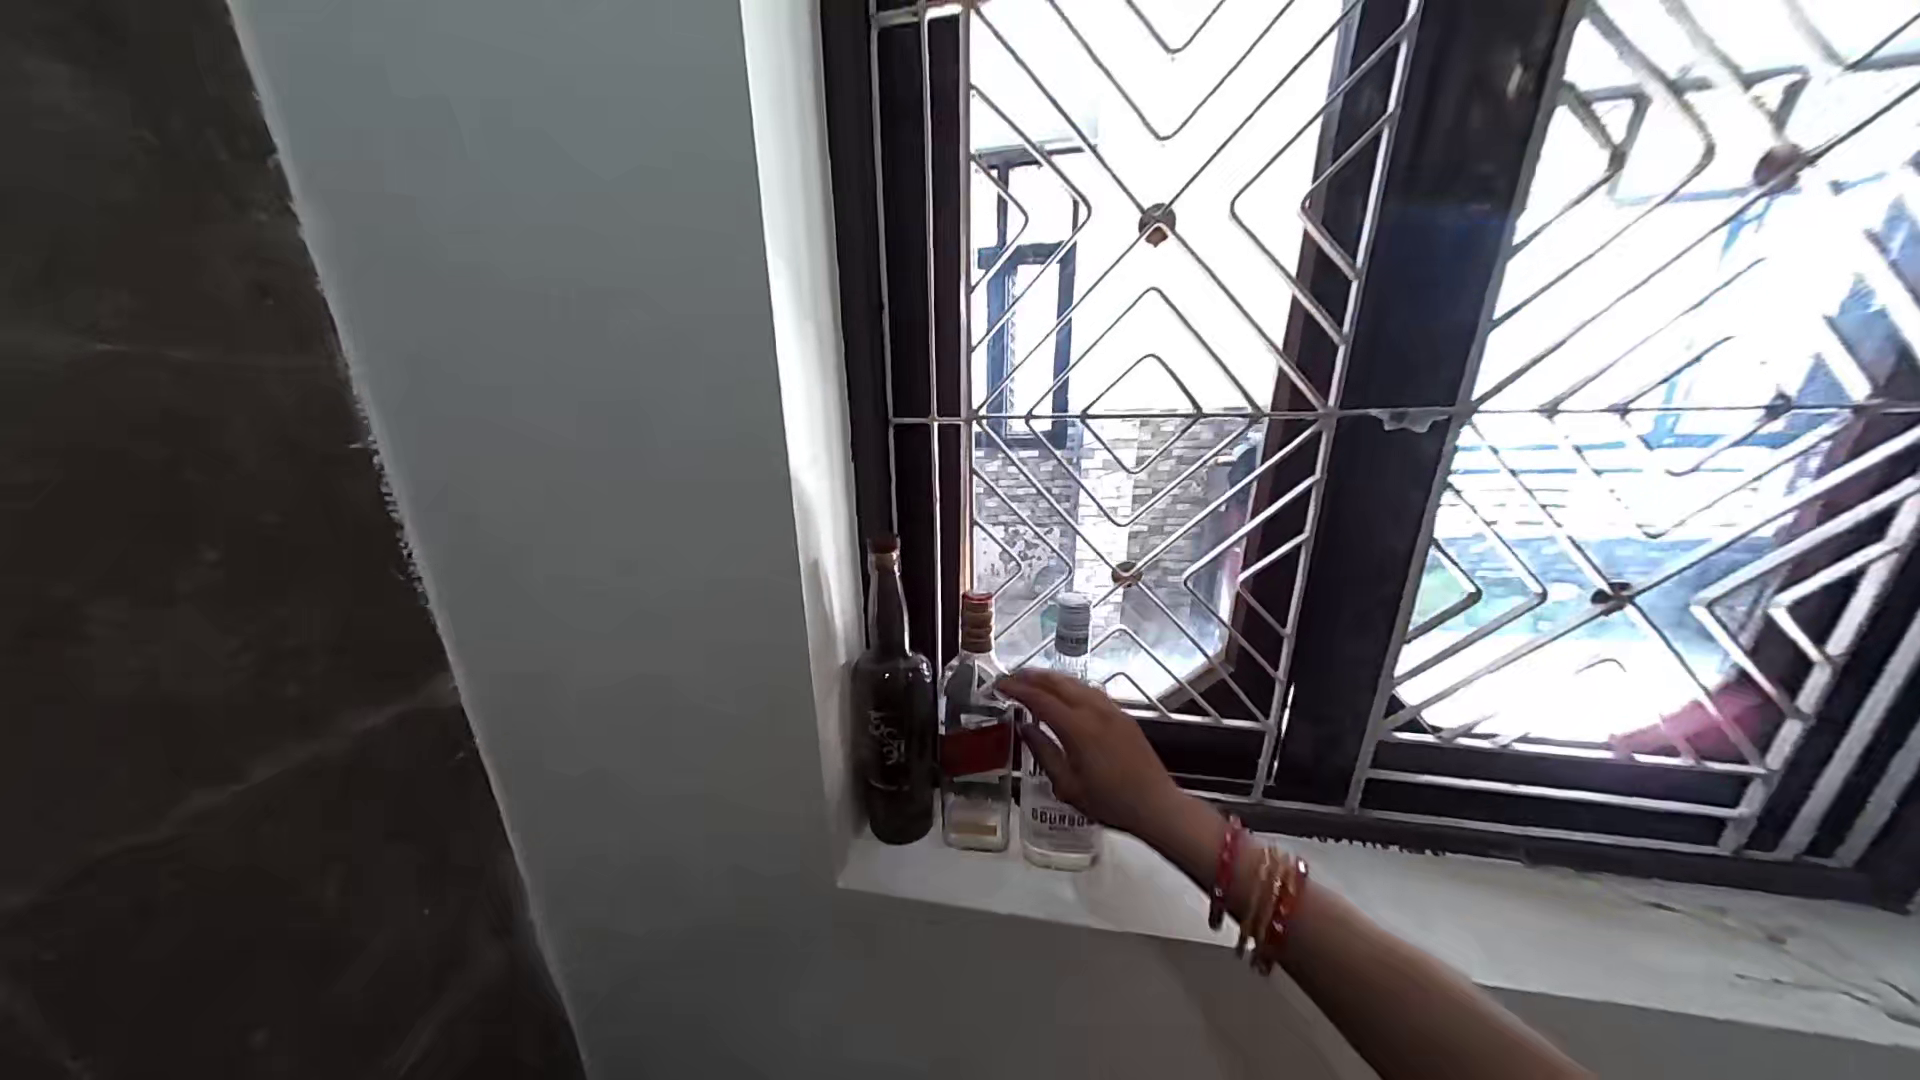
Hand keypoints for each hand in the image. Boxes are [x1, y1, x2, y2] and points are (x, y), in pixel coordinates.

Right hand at [996, 670, 1186, 840]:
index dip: (1017, 689)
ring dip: (1051, 678)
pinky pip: (1090, 690)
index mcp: (1077, 727)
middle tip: (1011, 678)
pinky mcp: (1122, 715)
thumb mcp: (1067, 785)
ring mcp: (1111, 709)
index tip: (999, 686)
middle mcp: (1094, 710)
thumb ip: (1043, 752)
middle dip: (1031, 676)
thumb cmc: (1109, 802)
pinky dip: (1070, 685)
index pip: (1039, 698)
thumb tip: (1024, 727)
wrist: (1156, 805)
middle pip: (1057, 682)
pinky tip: (1064, 692)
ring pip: (1075, 682)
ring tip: (1032, 680)